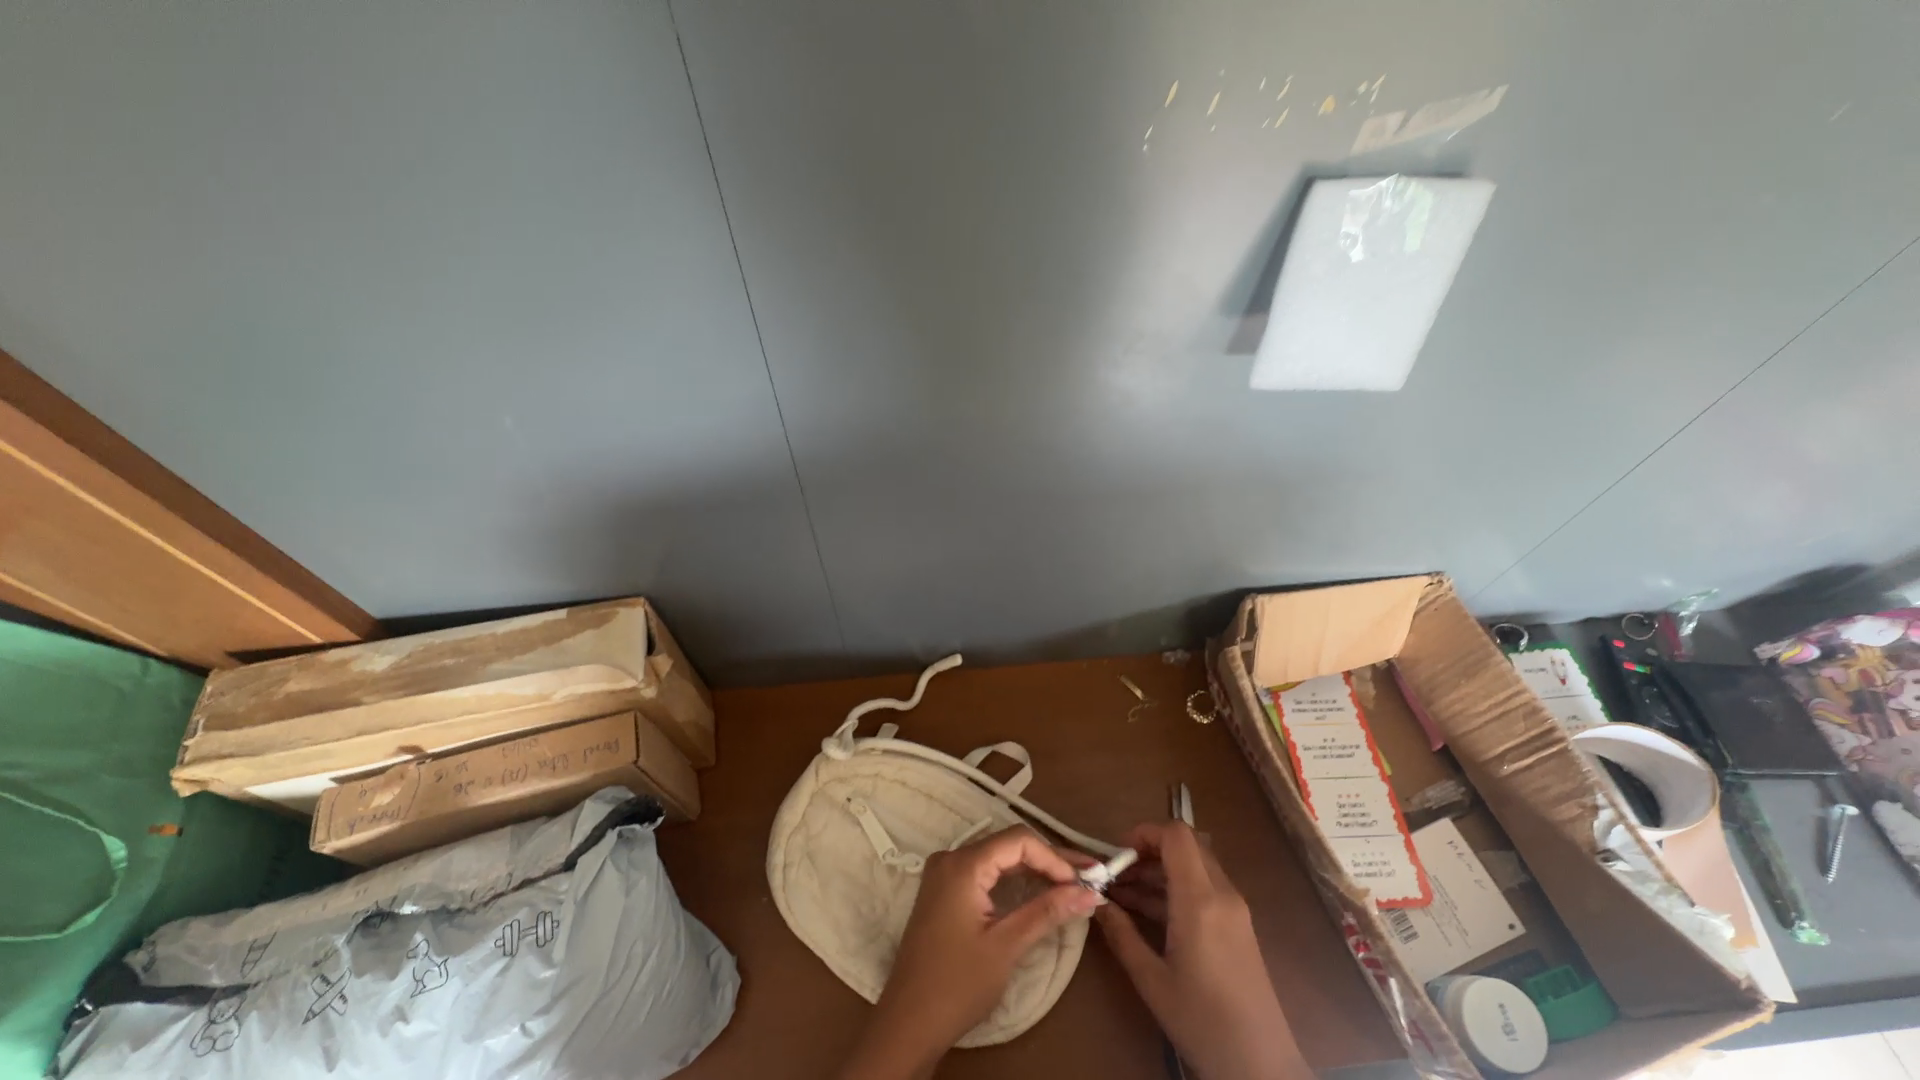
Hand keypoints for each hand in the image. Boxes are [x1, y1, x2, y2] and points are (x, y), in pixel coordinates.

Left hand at [841, 826, 1099, 1079]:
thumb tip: (1089, 893)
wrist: (909, 1021)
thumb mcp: (1007, 945)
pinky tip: (1040, 892)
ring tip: (1072, 884)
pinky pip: (985, 873)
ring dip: (1035, 869)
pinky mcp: (944, 892)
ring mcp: (944, 875)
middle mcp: (951, 859)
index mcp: (963, 865)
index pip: (1019, 841)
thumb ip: (1047, 912)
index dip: (1056, 858)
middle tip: (1089, 877)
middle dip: (1050, 860)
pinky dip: (1014, 880)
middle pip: (1009, 845)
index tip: (1084, 881)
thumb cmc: (957, 984)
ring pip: (999, 858)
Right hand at [1095, 822, 1310, 1079]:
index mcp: (1201, 900)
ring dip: (1158, 872)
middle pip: (1186, 847)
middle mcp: (1222, 894)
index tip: (1114, 854)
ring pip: (1194, 867)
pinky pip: (1204, 889)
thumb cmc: (1201, 1019)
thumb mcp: (1151, 979)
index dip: (1143, 833)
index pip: (1177, 836)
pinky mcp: (1238, 926)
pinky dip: (1174, 890)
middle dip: (1147, 852)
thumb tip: (1095, 902)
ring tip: (1120, 895)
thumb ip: (1121, 934)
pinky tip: (1145, 913)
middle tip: (1114, 875)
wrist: (1260, 1061)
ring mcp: (1234, 910)